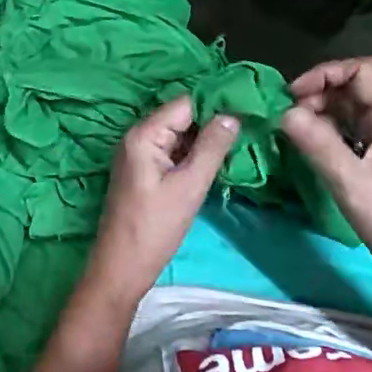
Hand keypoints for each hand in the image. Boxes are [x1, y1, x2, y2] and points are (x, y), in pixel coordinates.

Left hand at [86, 95, 239, 301]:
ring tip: (240, 138)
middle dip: (213, 119)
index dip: (216, 103)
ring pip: (179, 134)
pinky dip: (193, 152)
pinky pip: (172, 151)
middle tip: (249, 123)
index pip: (186, 103)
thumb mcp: (190, 186)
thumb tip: (232, 114)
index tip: (248, 106)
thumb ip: (212, 147)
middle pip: (181, 116)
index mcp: (144, 134)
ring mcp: (138, 153)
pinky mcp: (143, 170)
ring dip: (205, 137)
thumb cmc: (155, 227)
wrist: (121, 268)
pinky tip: (217, 158)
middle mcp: (137, 136)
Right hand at [280, 58, 371, 293]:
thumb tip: (284, 112)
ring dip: (321, 112)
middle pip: (355, 87)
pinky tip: (312, 147)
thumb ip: (318, 144)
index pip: (362, 71)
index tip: (293, 95)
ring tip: (295, 131)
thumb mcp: (352, 184)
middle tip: (290, 118)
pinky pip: (353, 131)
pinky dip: (329, 131)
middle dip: (319, 94)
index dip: (325, 74)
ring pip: (352, 109)